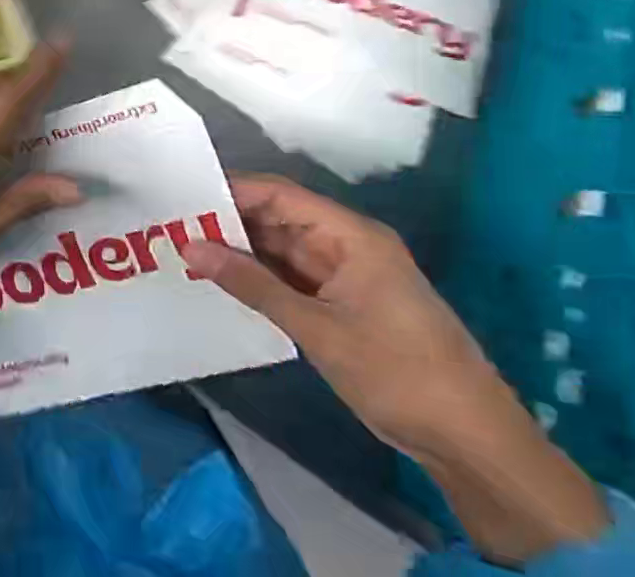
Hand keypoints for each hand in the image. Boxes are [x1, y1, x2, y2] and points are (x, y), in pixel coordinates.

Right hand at [183, 175, 607, 564]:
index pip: (278, 194)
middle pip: (272, 217)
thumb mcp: (316, 326)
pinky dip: (248, 274)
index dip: (227, 189)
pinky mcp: (334, 301)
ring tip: (175, 246)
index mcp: (352, 238)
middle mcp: (344, 246)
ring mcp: (340, 275)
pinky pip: (281, 274)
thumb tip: (187, 246)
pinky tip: (209, 276)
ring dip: (231, 248)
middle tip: (163, 222)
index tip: (175, 195)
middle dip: (221, 219)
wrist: (471, 444)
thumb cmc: (401, 373)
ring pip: (273, 246)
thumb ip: (249, 282)